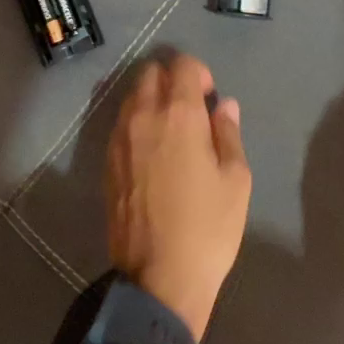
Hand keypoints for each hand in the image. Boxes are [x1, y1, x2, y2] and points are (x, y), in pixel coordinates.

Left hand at [105, 54, 251, 339]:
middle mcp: (143, 116)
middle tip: (191, 109)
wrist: (159, 278)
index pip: (182, 65)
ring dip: (151, 99)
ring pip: (132, 96)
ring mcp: (119, 138)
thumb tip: (224, 105)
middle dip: (172, 80)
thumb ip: (229, 134)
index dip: (199, 73)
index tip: (210, 96)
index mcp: (179, 115)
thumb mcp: (235, 180)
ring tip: (171, 130)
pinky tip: (152, 150)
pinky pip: (121, 123)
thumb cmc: (207, 228)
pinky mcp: (107, 161)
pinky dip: (137, 122)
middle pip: (151, 73)